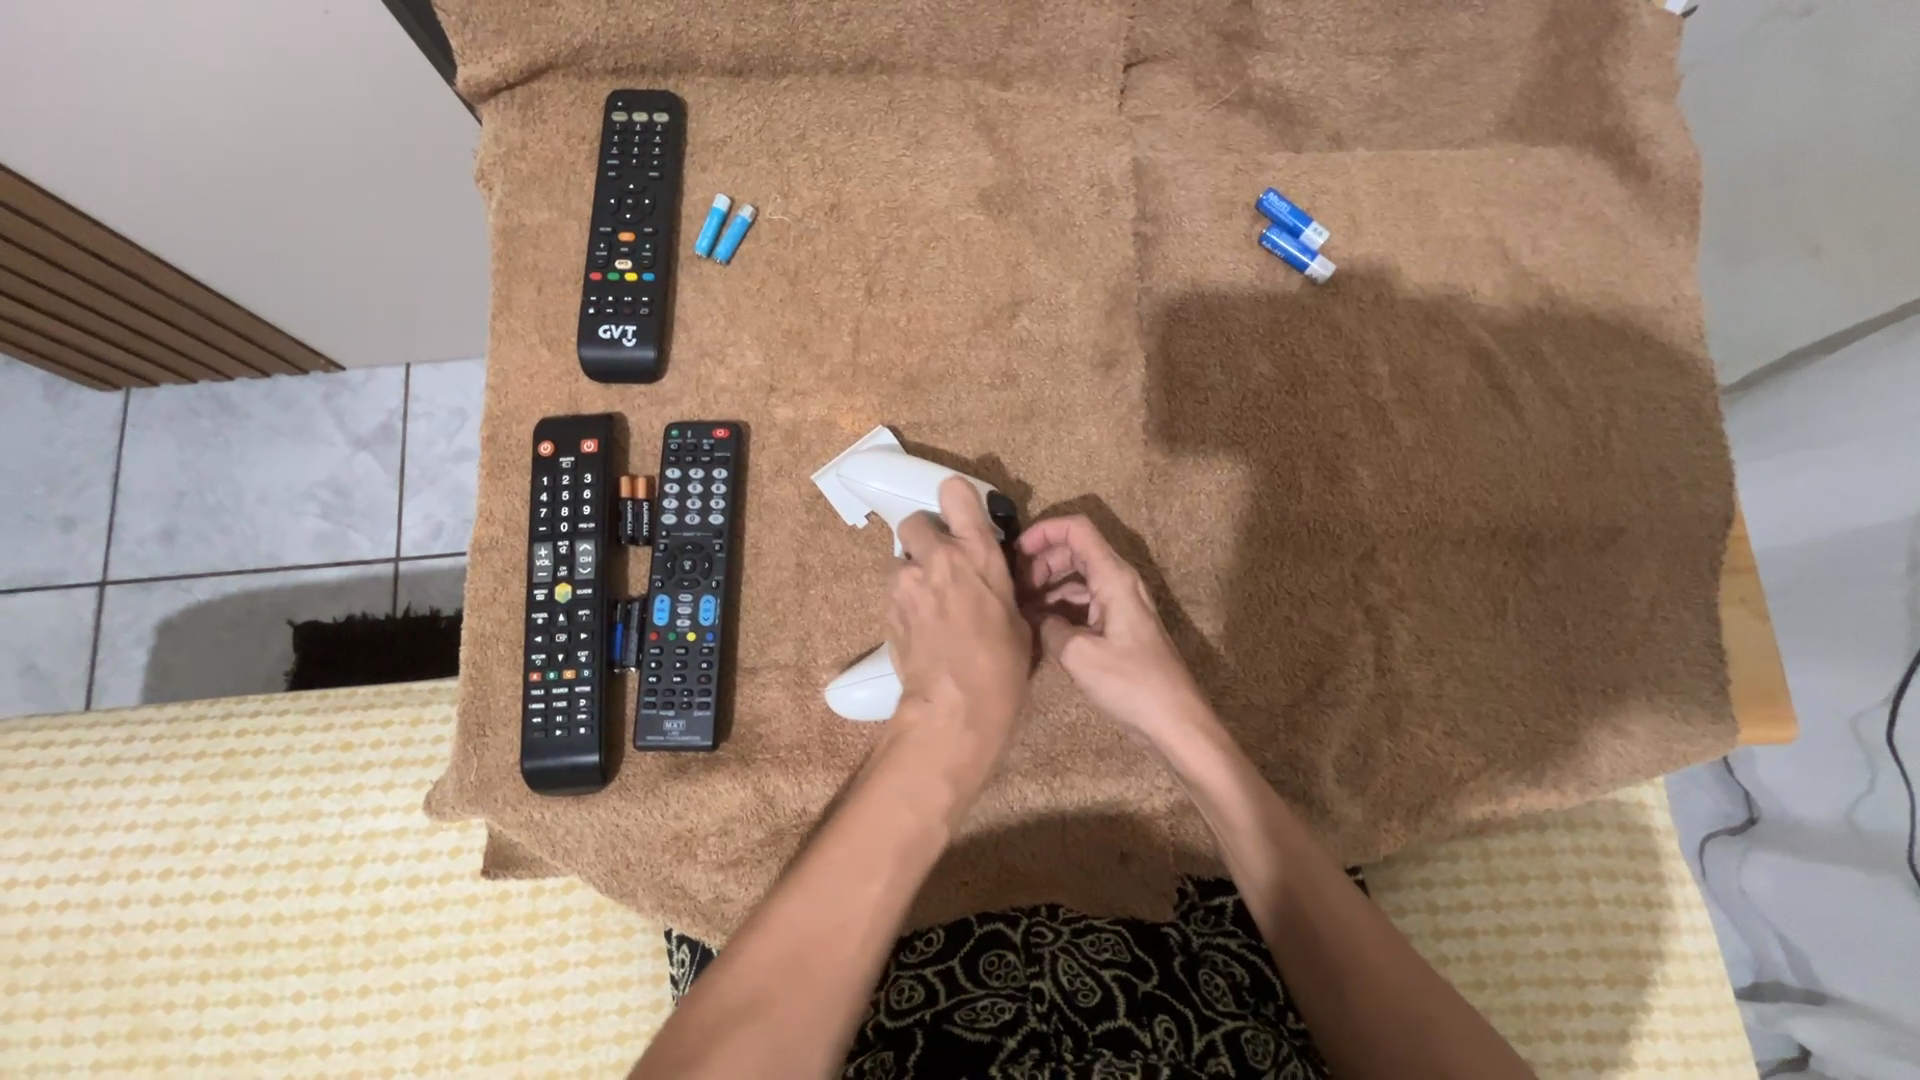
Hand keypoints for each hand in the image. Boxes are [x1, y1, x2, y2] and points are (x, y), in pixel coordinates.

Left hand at [887, 477, 1032, 752]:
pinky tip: (918, 624)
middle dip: (925, 538)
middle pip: (915, 521)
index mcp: (978, 552)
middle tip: (939, 563)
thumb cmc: (1002, 665)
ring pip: (899, 557)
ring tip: (927, 601)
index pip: (954, 493)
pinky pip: (893, 589)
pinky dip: (904, 599)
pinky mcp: (886, 607)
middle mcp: (937, 556)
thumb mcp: (1016, 617)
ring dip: (911, 571)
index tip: (958, 516)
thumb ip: (997, 584)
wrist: (956, 705)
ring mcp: (906, 580)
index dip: (954, 500)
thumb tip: (988, 580)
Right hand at [1015, 515, 1209, 741]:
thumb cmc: (1132, 683)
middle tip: (1016, 589)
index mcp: (1114, 578)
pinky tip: (1040, 628)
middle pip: (1074, 551)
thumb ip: (1049, 627)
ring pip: (1077, 578)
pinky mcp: (1118, 626)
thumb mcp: (1079, 655)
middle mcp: (1119, 582)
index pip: (1077, 530)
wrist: (1174, 720)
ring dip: (1048, 587)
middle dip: (1041, 562)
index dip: (1044, 531)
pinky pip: (1083, 603)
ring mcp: (1119, 604)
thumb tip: (1036, 618)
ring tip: (1021, 610)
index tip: (1016, 553)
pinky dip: (1060, 608)